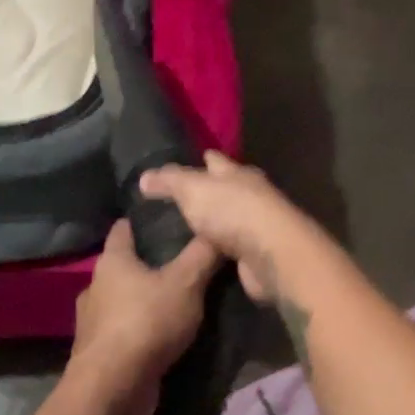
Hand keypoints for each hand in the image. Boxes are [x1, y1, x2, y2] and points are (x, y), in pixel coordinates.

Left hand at [68, 220, 220, 414]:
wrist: (112, 389)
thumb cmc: (146, 323)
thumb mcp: (186, 283)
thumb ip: (203, 253)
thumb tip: (218, 226)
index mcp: (112, 261)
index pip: (124, 228)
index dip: (145, 220)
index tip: (169, 217)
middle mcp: (96, 286)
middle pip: (125, 265)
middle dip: (151, 263)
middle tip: (186, 260)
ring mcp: (94, 322)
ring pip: (124, 300)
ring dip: (145, 299)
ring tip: (179, 299)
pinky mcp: (100, 352)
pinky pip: (124, 330)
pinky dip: (142, 328)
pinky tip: (164, 334)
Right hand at [138, 152, 315, 302]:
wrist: (270, 254)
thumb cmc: (232, 211)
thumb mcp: (193, 188)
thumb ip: (169, 181)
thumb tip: (144, 177)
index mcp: (239, 174)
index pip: (217, 161)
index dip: (204, 159)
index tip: (190, 160)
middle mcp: (252, 196)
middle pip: (226, 190)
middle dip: (208, 192)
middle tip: (177, 201)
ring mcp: (255, 227)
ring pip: (228, 220)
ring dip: (212, 223)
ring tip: (181, 229)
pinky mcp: (254, 255)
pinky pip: (229, 247)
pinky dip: (216, 248)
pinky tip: (199, 253)